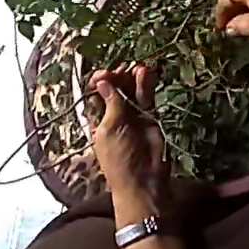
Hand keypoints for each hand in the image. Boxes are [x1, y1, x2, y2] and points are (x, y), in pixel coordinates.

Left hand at [91, 65, 165, 204]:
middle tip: (125, 67)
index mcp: (99, 119)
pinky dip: (146, 86)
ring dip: (134, 79)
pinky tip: (145, 73)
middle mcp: (116, 115)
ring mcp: (134, 116)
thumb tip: (104, 80)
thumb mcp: (110, 129)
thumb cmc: (119, 158)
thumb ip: (111, 103)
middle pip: (117, 90)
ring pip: (133, 92)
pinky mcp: (150, 118)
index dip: (101, 82)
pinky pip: (147, 98)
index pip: (98, 94)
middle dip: (120, 77)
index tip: (105, 74)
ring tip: (138, 67)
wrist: (143, 182)